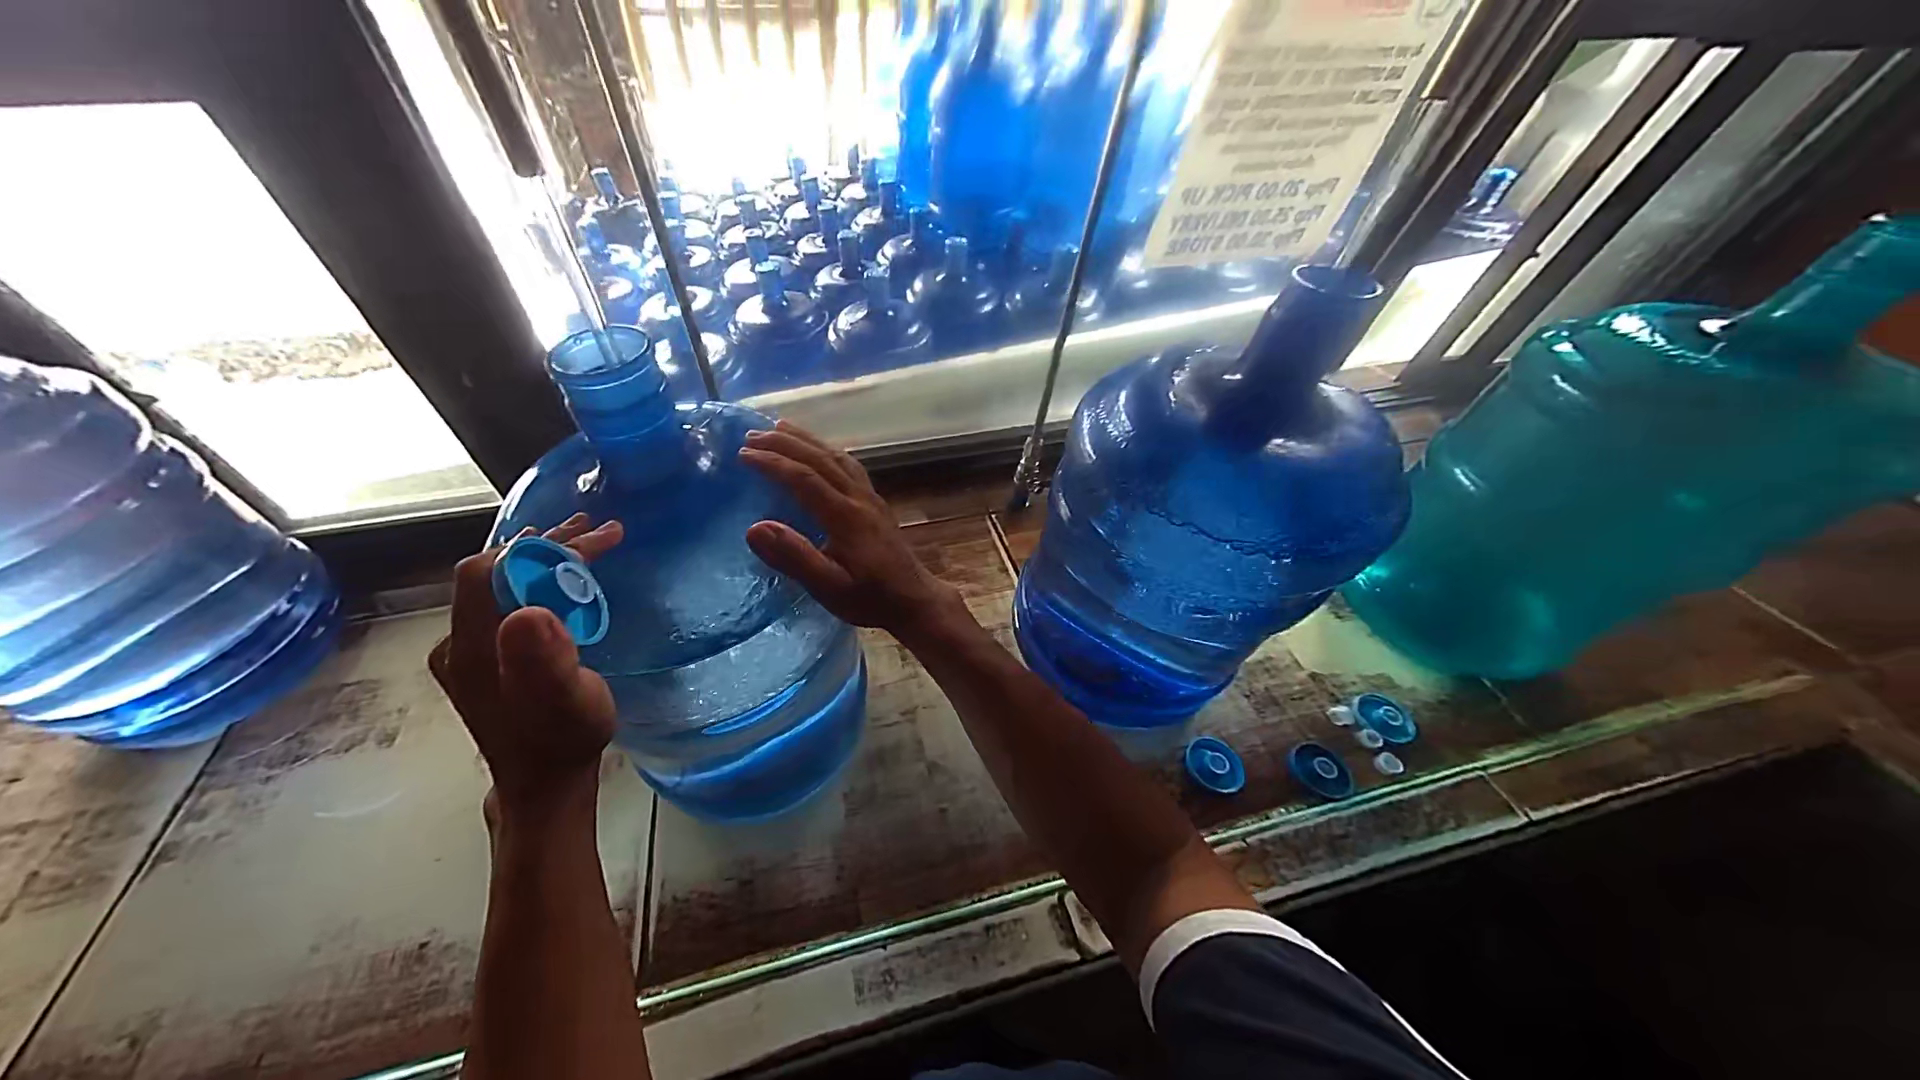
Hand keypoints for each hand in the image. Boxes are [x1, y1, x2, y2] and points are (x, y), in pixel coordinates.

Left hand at [428, 513, 625, 816]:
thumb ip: (544, 660)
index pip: (491, 571)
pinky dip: (538, 580)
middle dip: (546, 544)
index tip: (592, 538)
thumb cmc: (565, 741)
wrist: (545, 783)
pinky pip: (505, 602)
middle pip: (493, 572)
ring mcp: (469, 650)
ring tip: (585, 539)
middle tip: (598, 529)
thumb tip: (531, 611)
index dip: (539, 547)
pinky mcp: (485, 657)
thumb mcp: (566, 702)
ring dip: (543, 557)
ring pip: (500, 584)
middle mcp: (460, 642)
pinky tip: (563, 577)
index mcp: (473, 648)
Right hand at [739, 421, 967, 642]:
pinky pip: (849, 465)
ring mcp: (871, 498)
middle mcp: (859, 498)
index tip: (742, 455)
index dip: (773, 463)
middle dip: (784, 443)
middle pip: (820, 459)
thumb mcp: (829, 588)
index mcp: (845, 516)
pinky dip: (827, 451)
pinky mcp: (876, 504)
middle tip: (750, 435)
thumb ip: (794, 558)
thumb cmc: (871, 599)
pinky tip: (819, 452)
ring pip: (837, 457)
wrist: (916, 601)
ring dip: (807, 440)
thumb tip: (755, 527)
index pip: (804, 478)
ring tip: (778, 429)